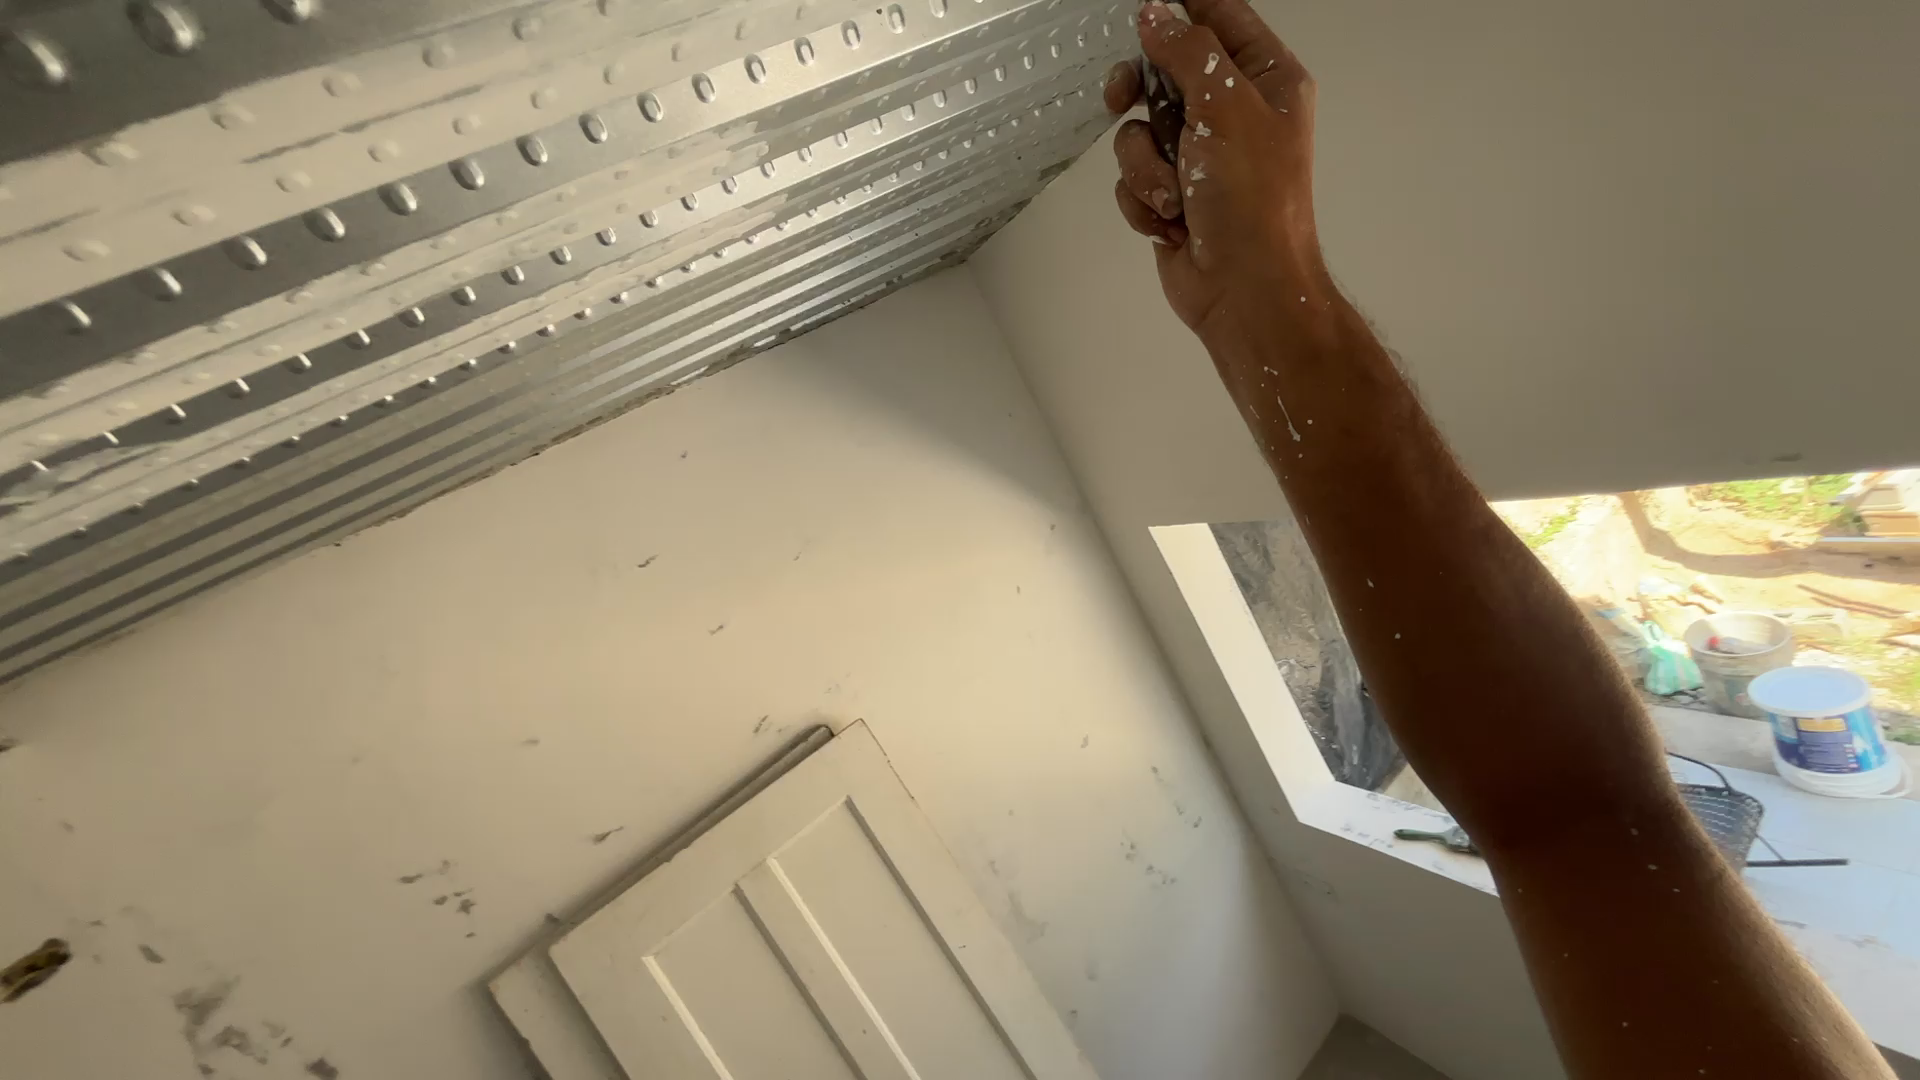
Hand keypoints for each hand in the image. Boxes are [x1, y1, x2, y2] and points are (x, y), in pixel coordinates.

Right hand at [1105, 0, 1323, 344]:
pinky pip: (1133, 180)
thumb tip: (1154, 14)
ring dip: (1147, 169)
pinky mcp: (1169, 197)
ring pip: (1139, 135)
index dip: (1180, 7)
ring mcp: (1196, 159)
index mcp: (1263, 81)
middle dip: (1141, 96)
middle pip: (1164, 75)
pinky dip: (1144, 201)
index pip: (1219, 20)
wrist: (1241, 290)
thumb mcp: (1226, 110)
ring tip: (1174, 199)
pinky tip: (1170, 223)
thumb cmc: (1251, 200)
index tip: (1142, 5)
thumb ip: (1187, 54)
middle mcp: (1229, 114)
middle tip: (1120, 97)